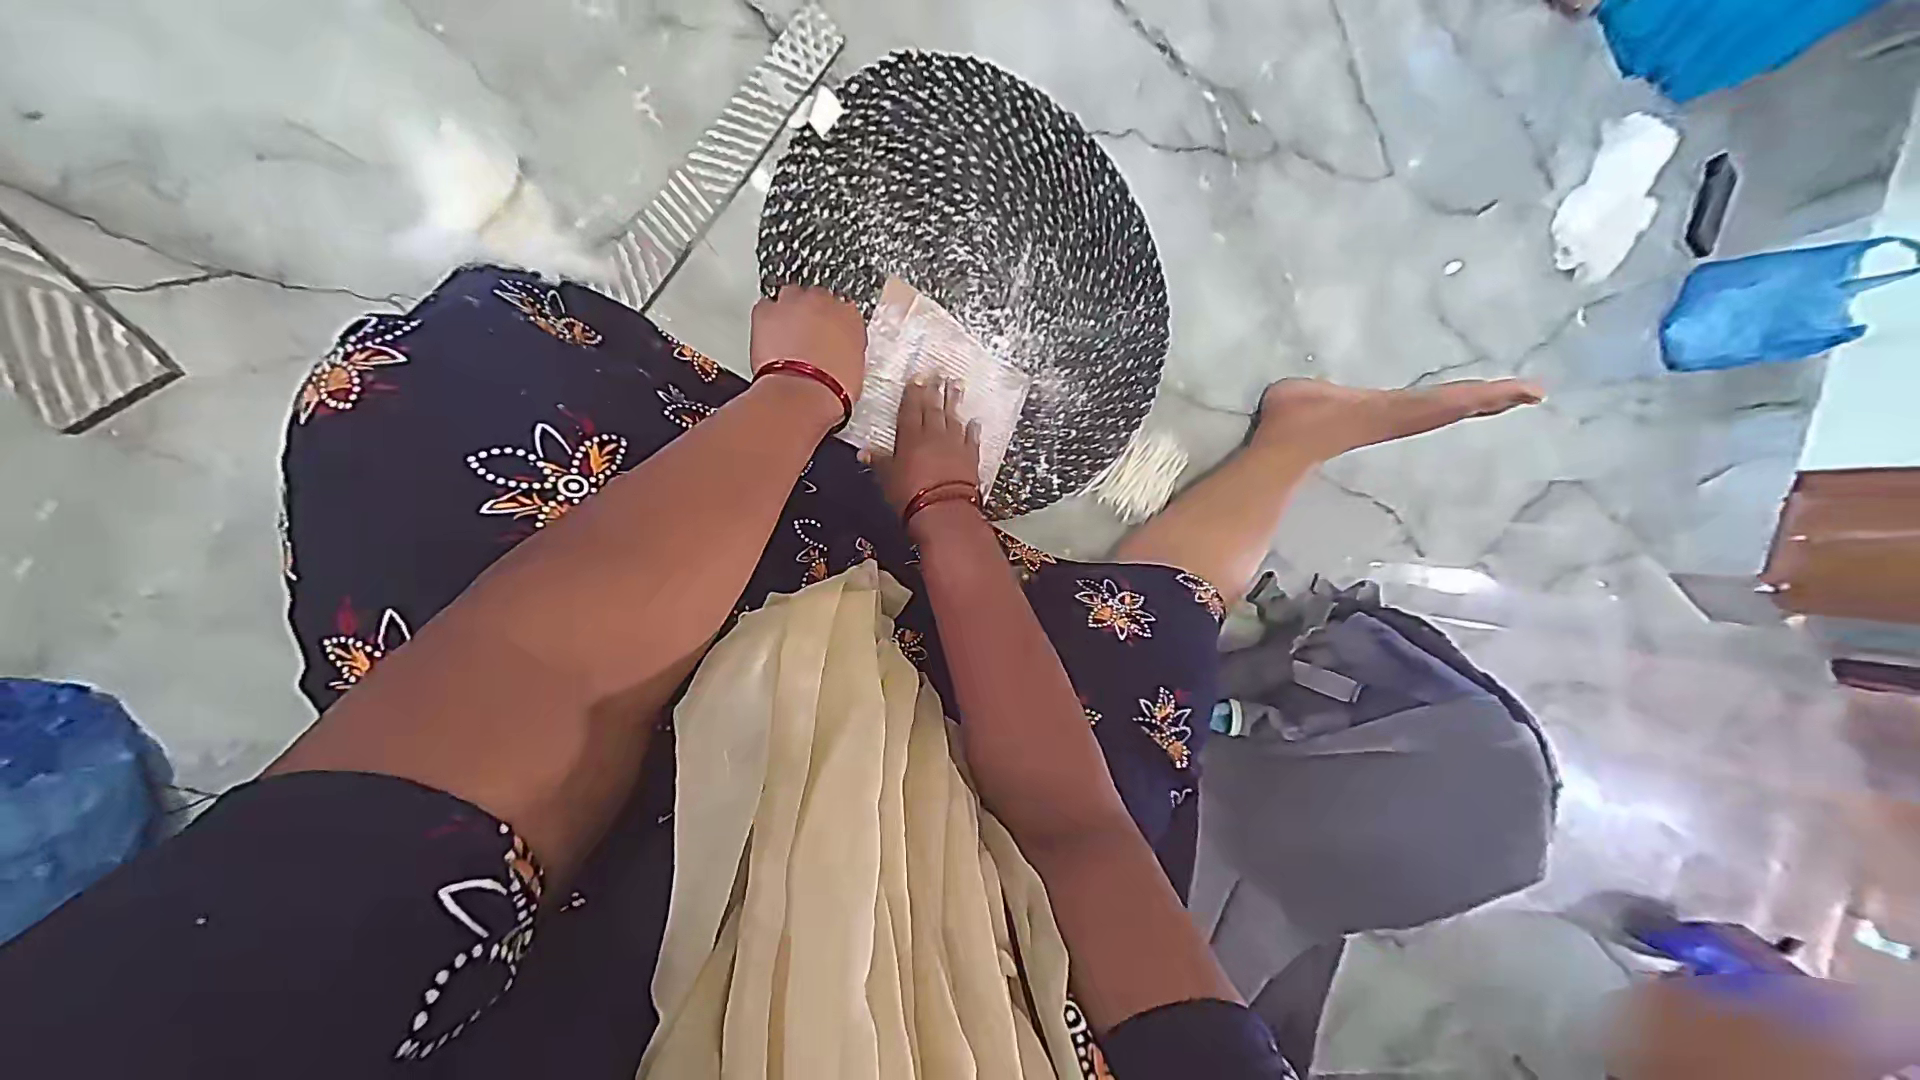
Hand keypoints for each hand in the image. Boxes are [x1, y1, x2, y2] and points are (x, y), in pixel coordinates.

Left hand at [749, 286, 866, 409]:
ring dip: (790, 312)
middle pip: (816, 298)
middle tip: (807, 339)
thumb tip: (839, 354)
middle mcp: (823, 302)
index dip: (834, 326)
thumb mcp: (854, 370)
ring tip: (787, 337)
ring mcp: (794, 303)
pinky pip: (765, 307)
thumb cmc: (831, 388)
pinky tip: (769, 338)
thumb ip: (846, 351)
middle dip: (812, 315)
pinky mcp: (766, 311)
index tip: (830, 337)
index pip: (844, 311)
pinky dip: (767, 320)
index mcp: (851, 317)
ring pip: (791, 296)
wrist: (804, 393)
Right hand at [871, 377, 982, 527]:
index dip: (913, 393)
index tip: (916, 378)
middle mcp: (934, 435)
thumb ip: (879, 462)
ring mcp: (955, 445)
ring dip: (954, 401)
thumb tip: (864, 452)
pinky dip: (972, 429)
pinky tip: (974, 421)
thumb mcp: (888, 478)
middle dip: (934, 390)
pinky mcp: (970, 458)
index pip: (911, 409)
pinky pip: (972, 439)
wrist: (943, 510)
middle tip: (938, 372)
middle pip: (934, 408)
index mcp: (911, 437)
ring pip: (954, 417)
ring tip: (956, 385)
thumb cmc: (910, 496)